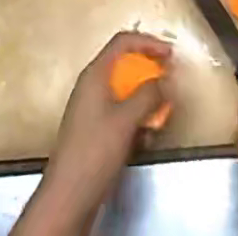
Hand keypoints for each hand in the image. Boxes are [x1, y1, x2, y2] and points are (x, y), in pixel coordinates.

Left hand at [12, 32, 171, 235]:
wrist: (68, 196)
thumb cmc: (94, 151)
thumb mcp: (126, 120)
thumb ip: (148, 95)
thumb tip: (165, 79)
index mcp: (95, 74)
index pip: (122, 42)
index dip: (148, 42)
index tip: (170, 54)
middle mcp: (91, 85)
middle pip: (123, 63)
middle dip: (149, 69)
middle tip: (169, 78)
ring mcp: (91, 107)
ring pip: (123, 89)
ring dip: (144, 96)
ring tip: (161, 111)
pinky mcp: (94, 128)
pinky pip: (120, 111)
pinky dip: (135, 116)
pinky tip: (145, 136)